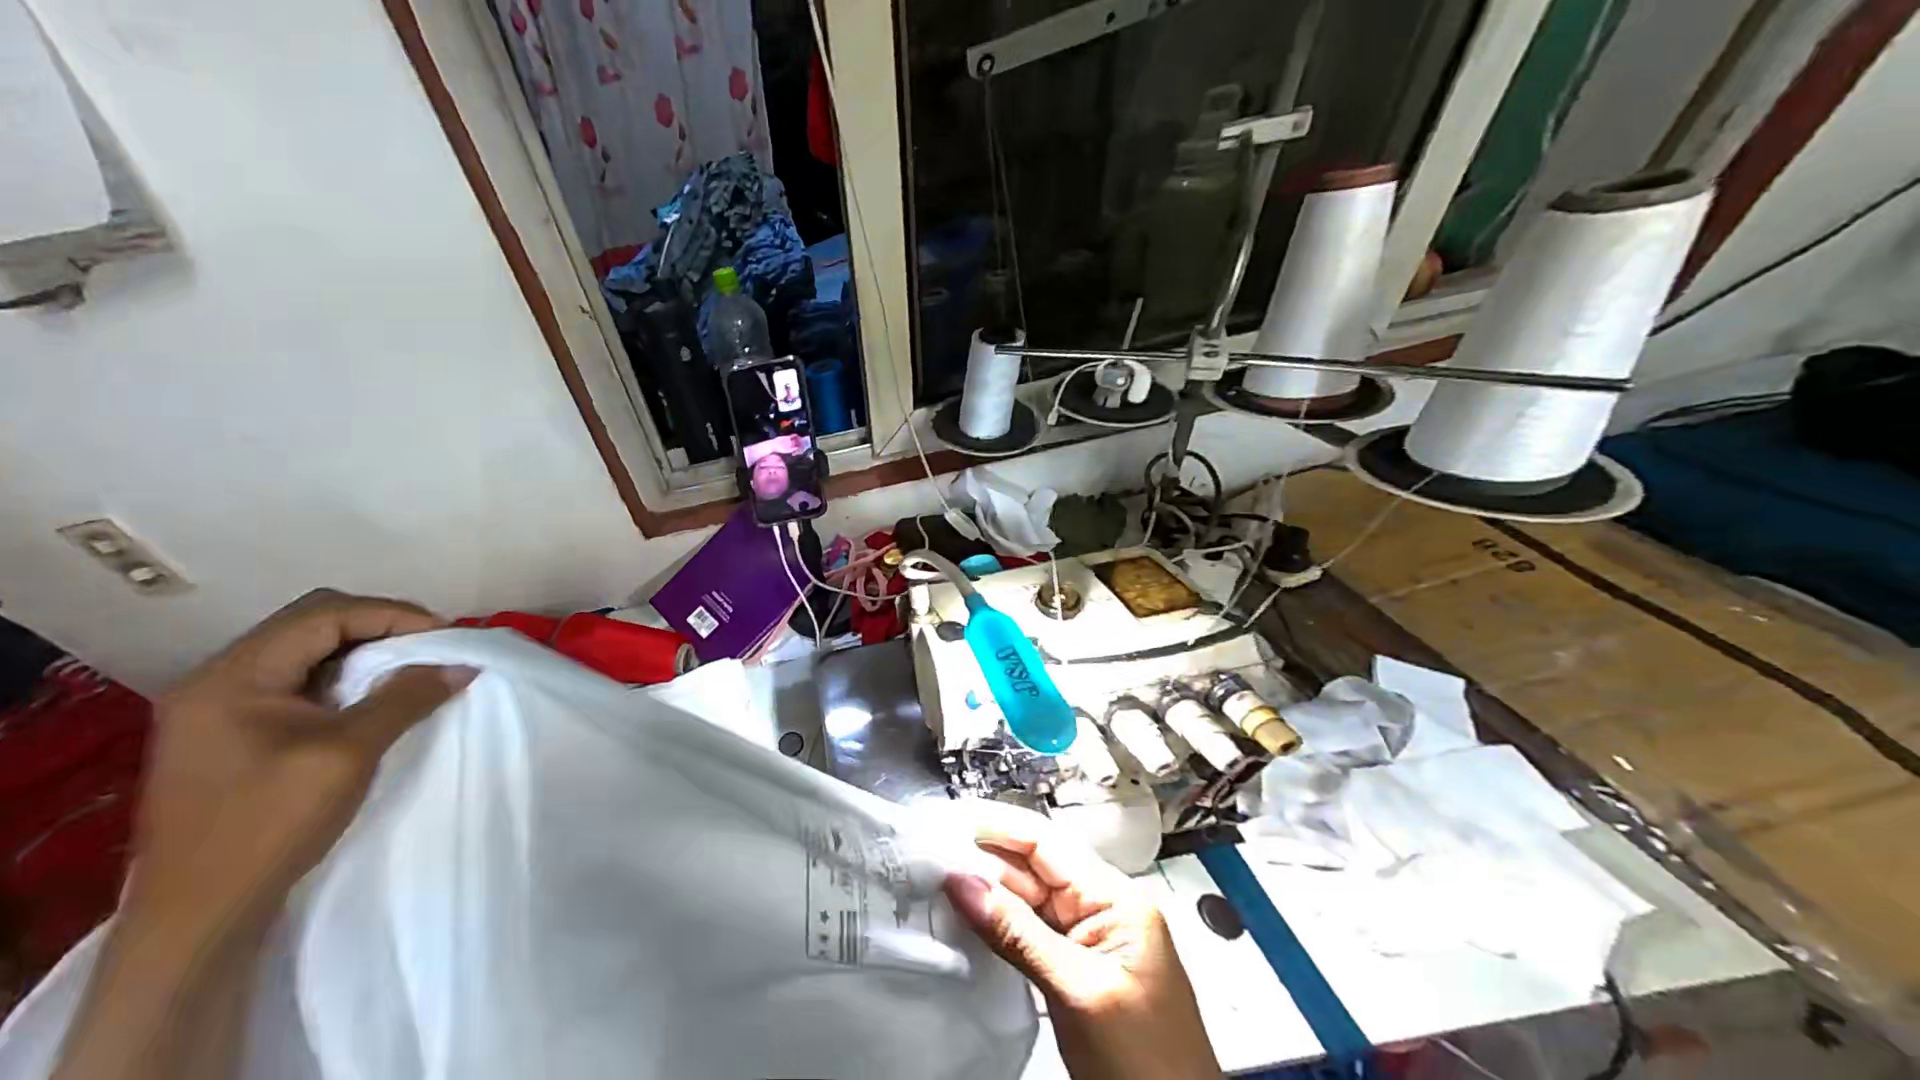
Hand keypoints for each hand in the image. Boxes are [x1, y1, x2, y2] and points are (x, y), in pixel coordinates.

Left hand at [133, 588, 473, 931]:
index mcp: (232, 677)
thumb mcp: (348, 754)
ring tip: (410, 670)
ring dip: (363, 652)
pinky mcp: (229, 733)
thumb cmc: (269, 826)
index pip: (323, 615)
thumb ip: (404, 699)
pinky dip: (343, 679)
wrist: (199, 914)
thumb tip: (462, 665)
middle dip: (379, 626)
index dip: (391, 615)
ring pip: (305, 651)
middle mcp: (217, 680)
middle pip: (310, 623)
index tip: (445, 637)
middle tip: (430, 648)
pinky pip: (296, 682)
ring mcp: (218, 708)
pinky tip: (371, 698)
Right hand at [944, 819, 1221, 1079]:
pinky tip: (966, 922)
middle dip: (983, 860)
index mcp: (1117, 899)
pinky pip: (1027, 934)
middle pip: (1033, 869)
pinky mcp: (1072, 972)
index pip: (1049, 844)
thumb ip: (1018, 934)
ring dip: (985, 893)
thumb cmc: (1146, 1062)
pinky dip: (996, 927)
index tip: (951, 820)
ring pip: (1026, 901)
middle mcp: (1101, 910)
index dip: (999, 827)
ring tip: (936, 881)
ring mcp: (1086, 942)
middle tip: (929, 854)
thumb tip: (962, 882)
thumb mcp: (1078, 990)